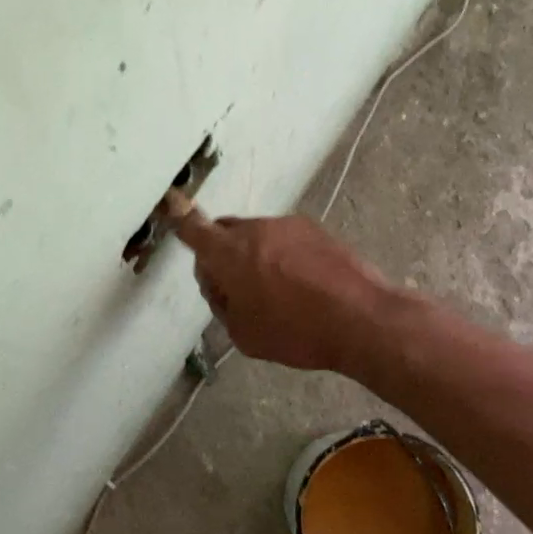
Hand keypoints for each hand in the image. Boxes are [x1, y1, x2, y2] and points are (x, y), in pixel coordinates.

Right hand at [165, 191, 396, 372]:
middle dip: (222, 255)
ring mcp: (289, 226)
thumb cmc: (295, 331)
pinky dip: (283, 258)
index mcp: (229, 253)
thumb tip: (222, 284)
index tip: (170, 201)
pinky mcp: (316, 231)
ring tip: (277, 296)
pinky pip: (285, 241)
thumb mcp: (242, 332)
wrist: (362, 319)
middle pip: (225, 233)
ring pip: (257, 238)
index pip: (194, 230)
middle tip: (235, 291)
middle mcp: (256, 229)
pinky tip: (301, 288)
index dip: (179, 218)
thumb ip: (222, 303)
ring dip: (255, 258)